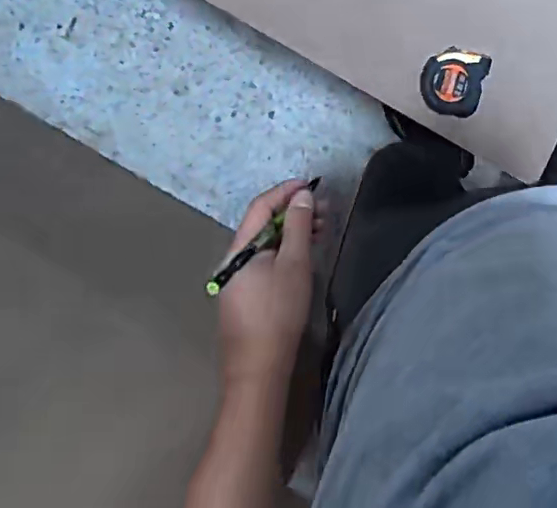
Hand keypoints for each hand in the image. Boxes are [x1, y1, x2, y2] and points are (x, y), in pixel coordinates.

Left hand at [215, 179, 317, 392]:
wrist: (258, 371)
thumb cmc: (278, 312)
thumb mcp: (295, 263)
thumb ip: (298, 225)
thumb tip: (302, 195)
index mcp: (239, 249)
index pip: (261, 206)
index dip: (286, 191)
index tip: (312, 185)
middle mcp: (233, 259)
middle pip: (262, 223)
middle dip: (293, 211)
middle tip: (324, 209)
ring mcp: (237, 278)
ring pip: (266, 242)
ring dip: (292, 230)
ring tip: (321, 229)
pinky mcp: (245, 294)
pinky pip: (265, 258)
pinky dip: (286, 249)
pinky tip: (305, 252)